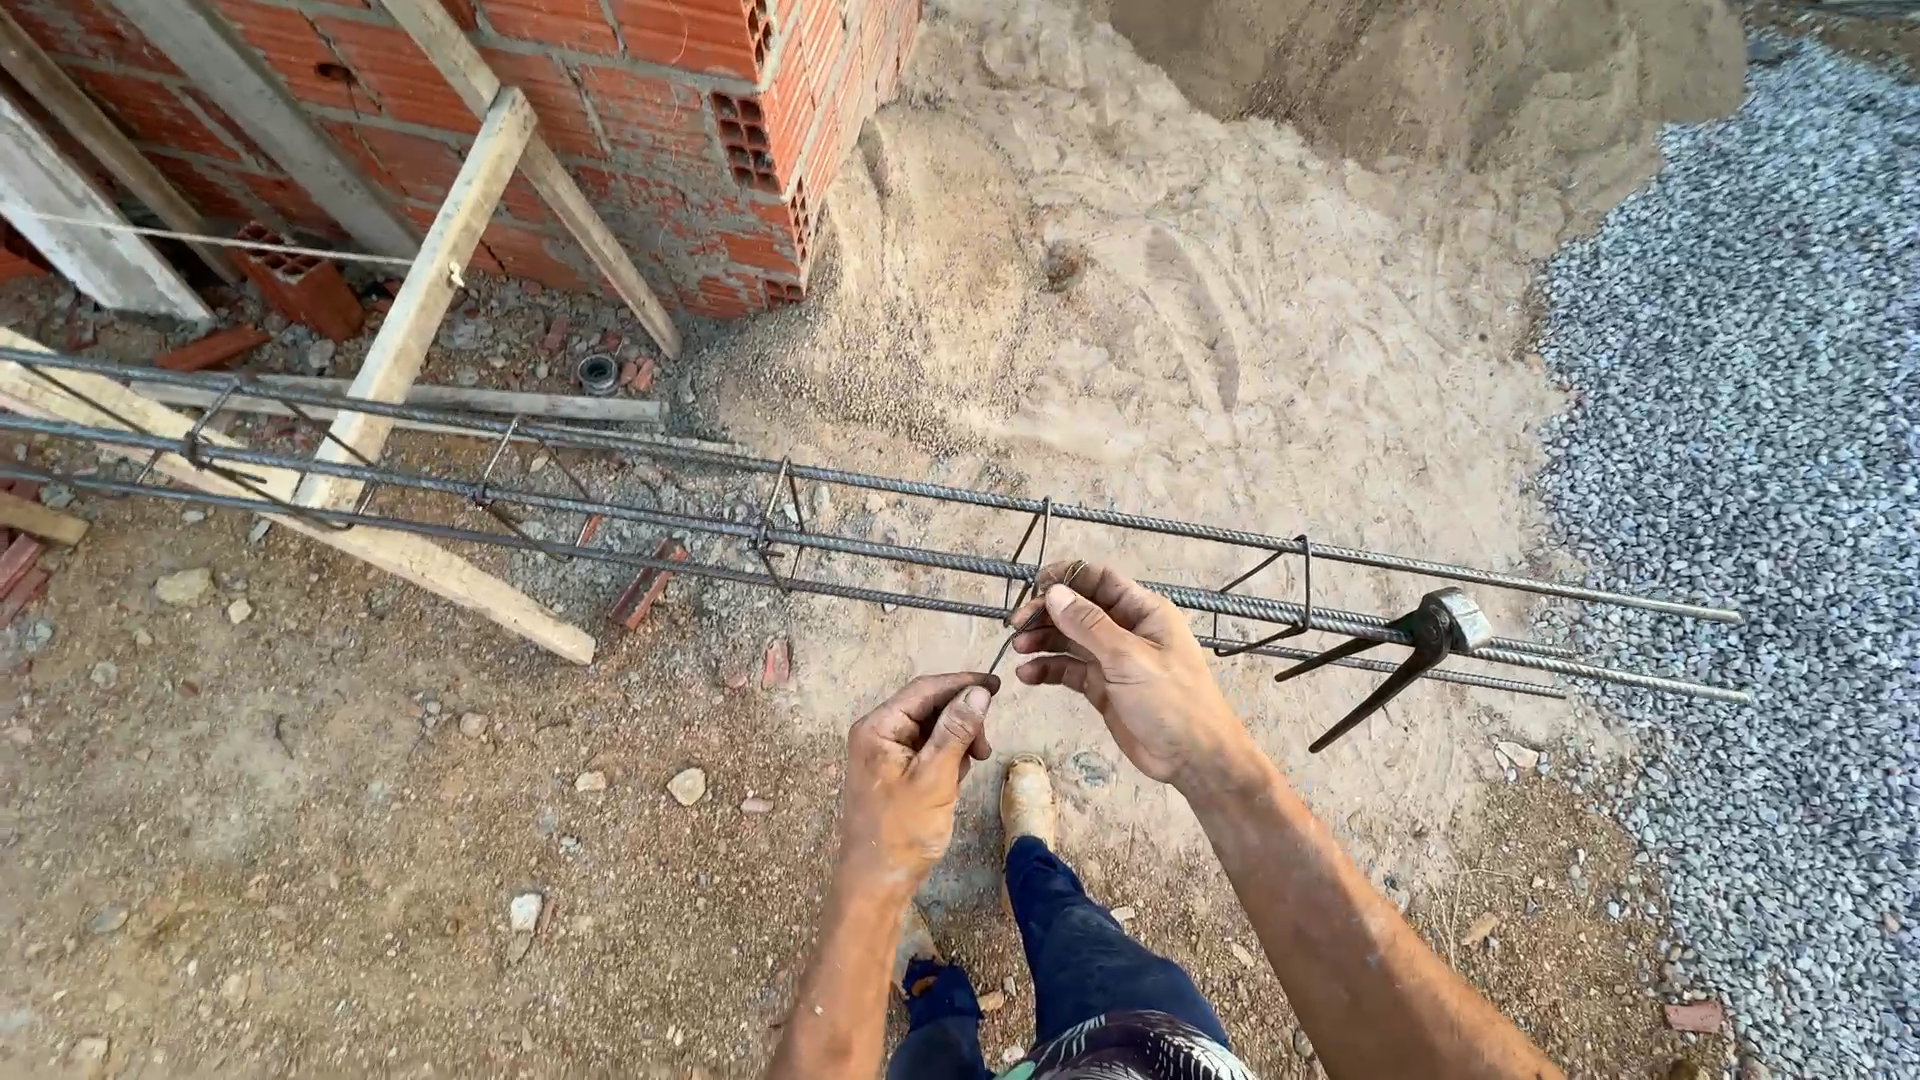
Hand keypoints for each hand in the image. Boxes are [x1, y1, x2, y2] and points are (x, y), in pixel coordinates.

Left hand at [836, 673, 998, 895]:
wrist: (877, 884)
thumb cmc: (902, 831)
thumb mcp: (934, 777)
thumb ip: (956, 731)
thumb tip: (979, 692)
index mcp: (878, 726)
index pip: (925, 689)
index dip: (962, 683)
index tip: (997, 686)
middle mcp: (879, 732)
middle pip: (930, 707)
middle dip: (962, 721)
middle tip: (984, 749)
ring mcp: (886, 752)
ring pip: (933, 729)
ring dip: (957, 742)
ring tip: (967, 770)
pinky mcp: (896, 771)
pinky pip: (928, 750)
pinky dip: (947, 758)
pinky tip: (953, 781)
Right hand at [1011, 561, 1256, 792]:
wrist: (1194, 759)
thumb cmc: (1173, 701)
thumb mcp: (1129, 658)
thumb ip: (1089, 625)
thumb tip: (1054, 593)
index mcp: (1143, 612)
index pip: (1100, 580)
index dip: (1067, 578)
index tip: (1035, 586)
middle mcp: (1126, 629)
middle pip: (1078, 609)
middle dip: (1046, 613)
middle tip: (1016, 626)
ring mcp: (1112, 659)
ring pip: (1069, 639)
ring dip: (1042, 640)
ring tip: (1018, 650)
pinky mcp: (1101, 686)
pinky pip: (1068, 669)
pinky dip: (1047, 669)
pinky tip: (1028, 675)